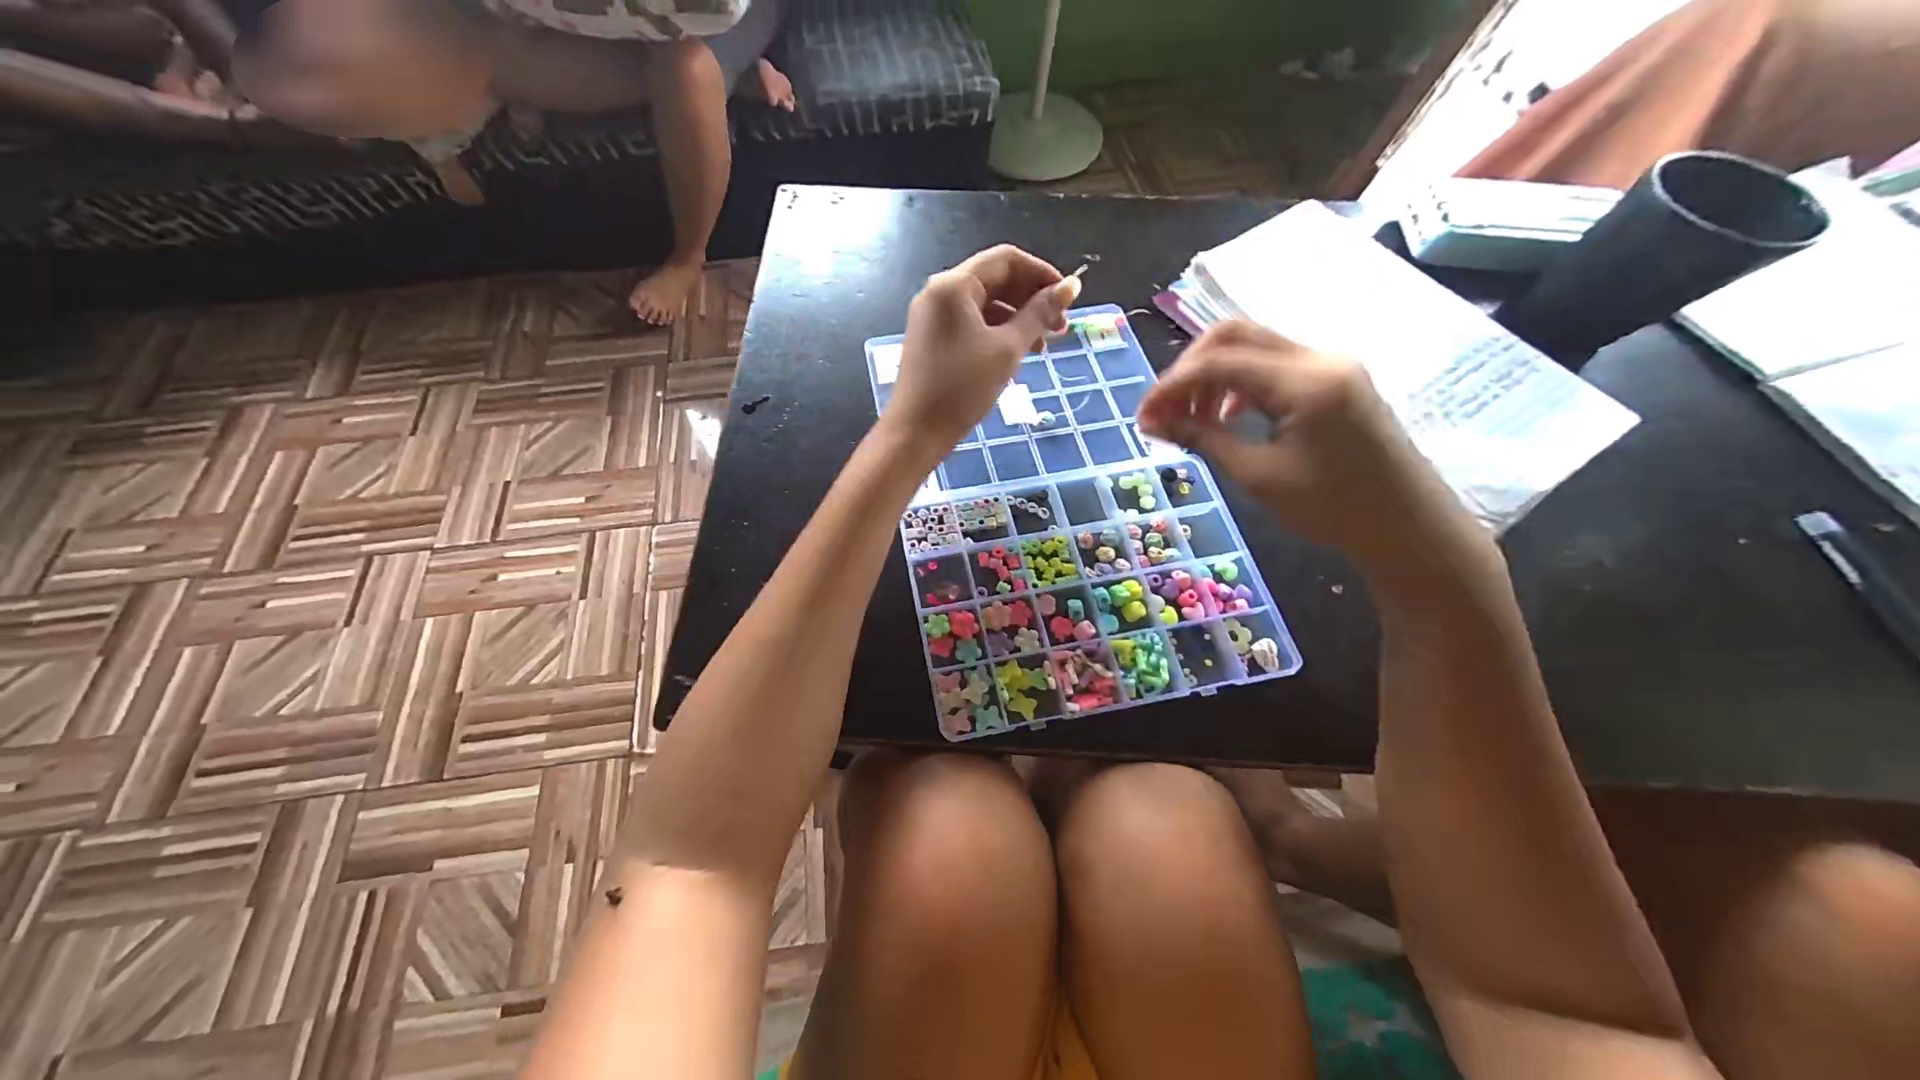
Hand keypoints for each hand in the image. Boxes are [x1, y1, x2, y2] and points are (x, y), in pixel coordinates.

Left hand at [882, 245, 1080, 453]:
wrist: (916, 432)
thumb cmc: (962, 388)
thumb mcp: (1007, 349)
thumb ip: (1039, 314)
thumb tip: (1070, 287)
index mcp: (954, 285)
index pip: (1006, 260)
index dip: (1042, 274)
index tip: (1068, 300)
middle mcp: (939, 292)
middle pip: (995, 280)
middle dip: (1031, 299)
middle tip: (1060, 327)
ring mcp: (932, 316)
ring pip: (984, 304)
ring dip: (1017, 318)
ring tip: (1042, 346)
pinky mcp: (932, 339)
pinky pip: (970, 323)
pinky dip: (996, 332)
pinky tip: (1015, 355)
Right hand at [1137, 322, 1476, 575]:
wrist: (1408, 525)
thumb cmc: (1334, 509)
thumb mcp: (1259, 476)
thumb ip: (1205, 439)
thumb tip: (1156, 422)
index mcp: (1305, 381)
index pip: (1219, 362)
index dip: (1171, 387)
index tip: (1142, 419)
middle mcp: (1319, 357)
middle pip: (1234, 335)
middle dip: (1189, 369)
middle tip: (1165, 412)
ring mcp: (1330, 364)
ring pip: (1253, 345)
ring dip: (1212, 374)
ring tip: (1192, 419)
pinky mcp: (1335, 379)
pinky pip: (1274, 364)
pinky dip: (1239, 381)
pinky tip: (1227, 416)